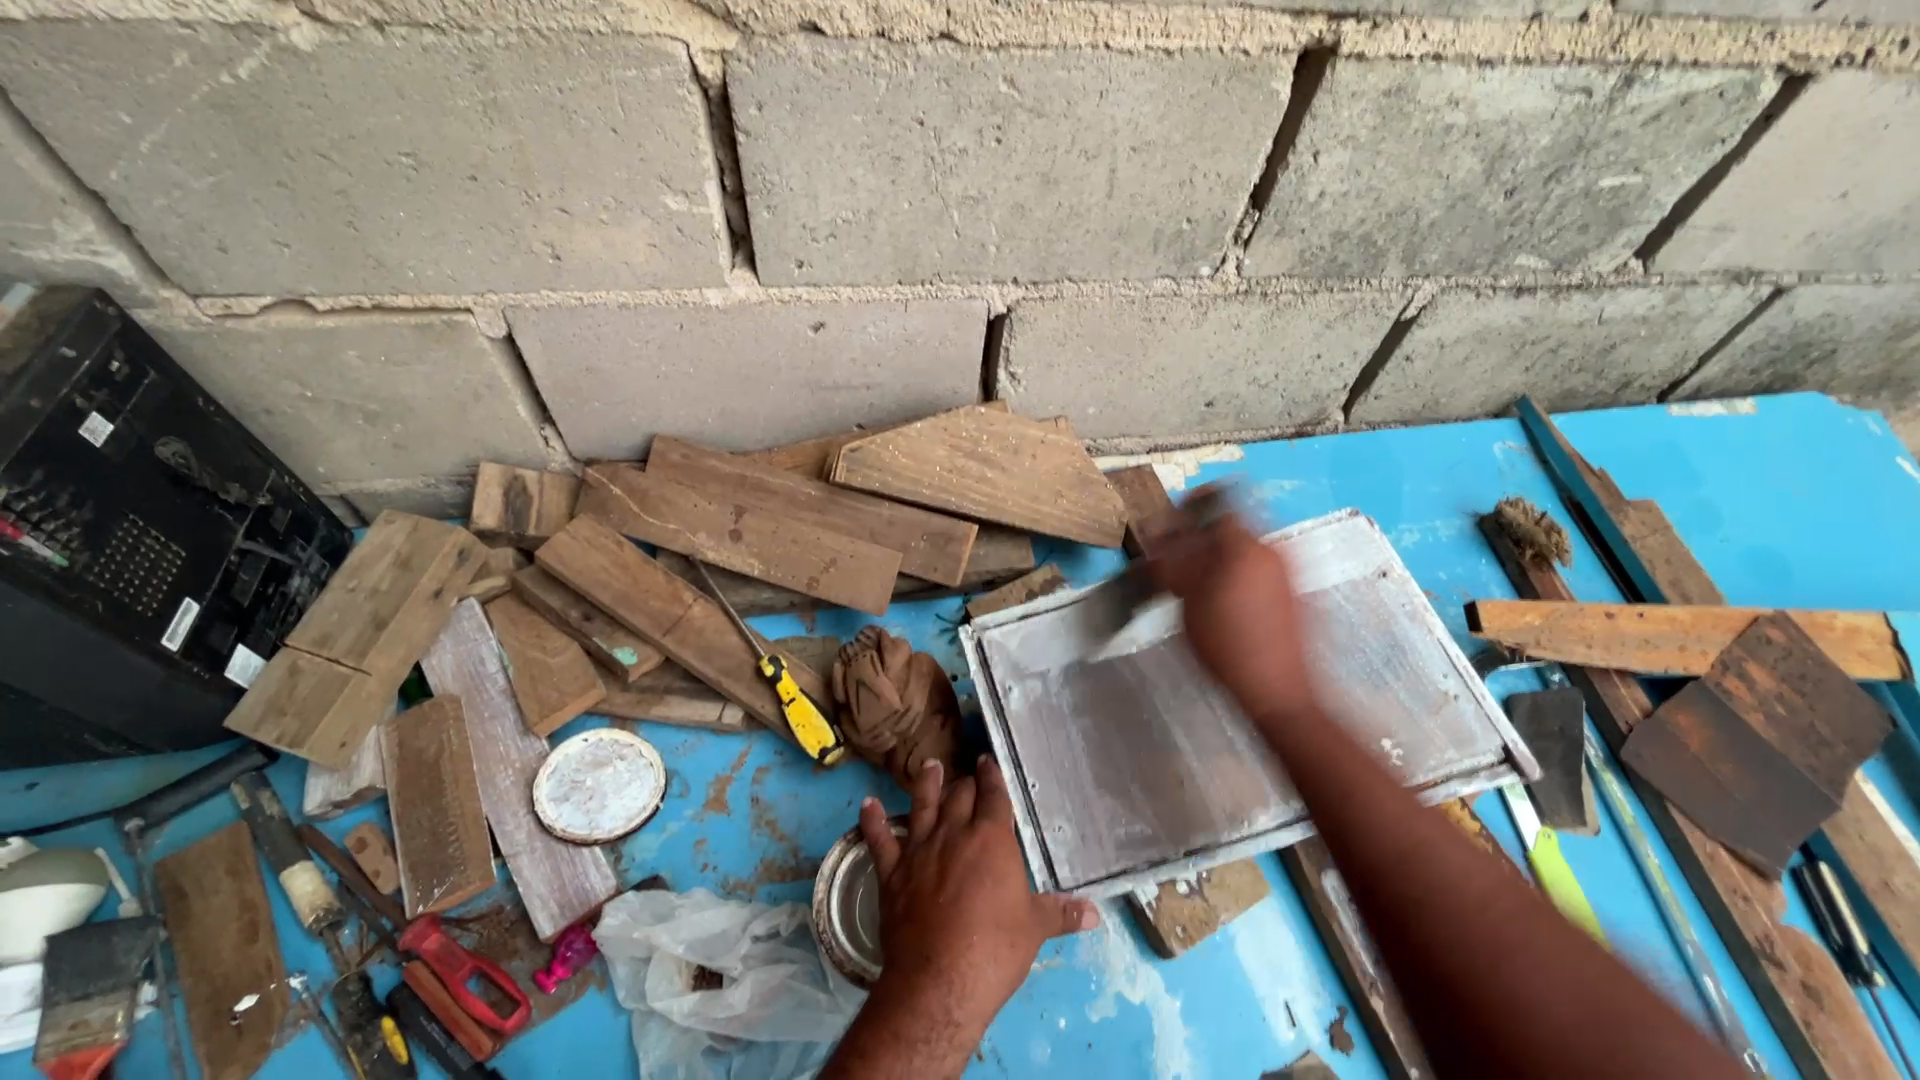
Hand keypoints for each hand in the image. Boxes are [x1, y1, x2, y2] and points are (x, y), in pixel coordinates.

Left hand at [857, 758, 1099, 1033]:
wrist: (939, 981)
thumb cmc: (995, 950)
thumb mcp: (1034, 929)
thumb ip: (1060, 914)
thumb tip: (1094, 913)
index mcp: (991, 839)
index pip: (993, 796)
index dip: (992, 776)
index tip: (989, 762)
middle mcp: (954, 834)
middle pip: (959, 796)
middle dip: (965, 782)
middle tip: (967, 774)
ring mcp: (919, 851)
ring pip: (921, 806)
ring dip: (925, 784)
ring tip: (928, 767)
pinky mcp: (892, 873)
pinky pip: (879, 840)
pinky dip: (872, 821)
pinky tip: (867, 805)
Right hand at [1144, 509, 1318, 720]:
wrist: (1277, 688)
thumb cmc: (1225, 645)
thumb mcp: (1187, 603)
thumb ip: (1173, 562)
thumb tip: (1160, 535)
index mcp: (1242, 545)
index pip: (1216, 502)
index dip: (1190, 505)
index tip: (1171, 521)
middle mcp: (1270, 549)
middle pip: (1231, 525)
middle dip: (1202, 535)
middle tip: (1177, 557)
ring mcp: (1287, 570)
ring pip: (1245, 547)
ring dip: (1219, 555)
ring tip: (1196, 584)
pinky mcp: (1294, 591)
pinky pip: (1259, 567)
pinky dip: (1237, 572)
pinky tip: (1222, 602)